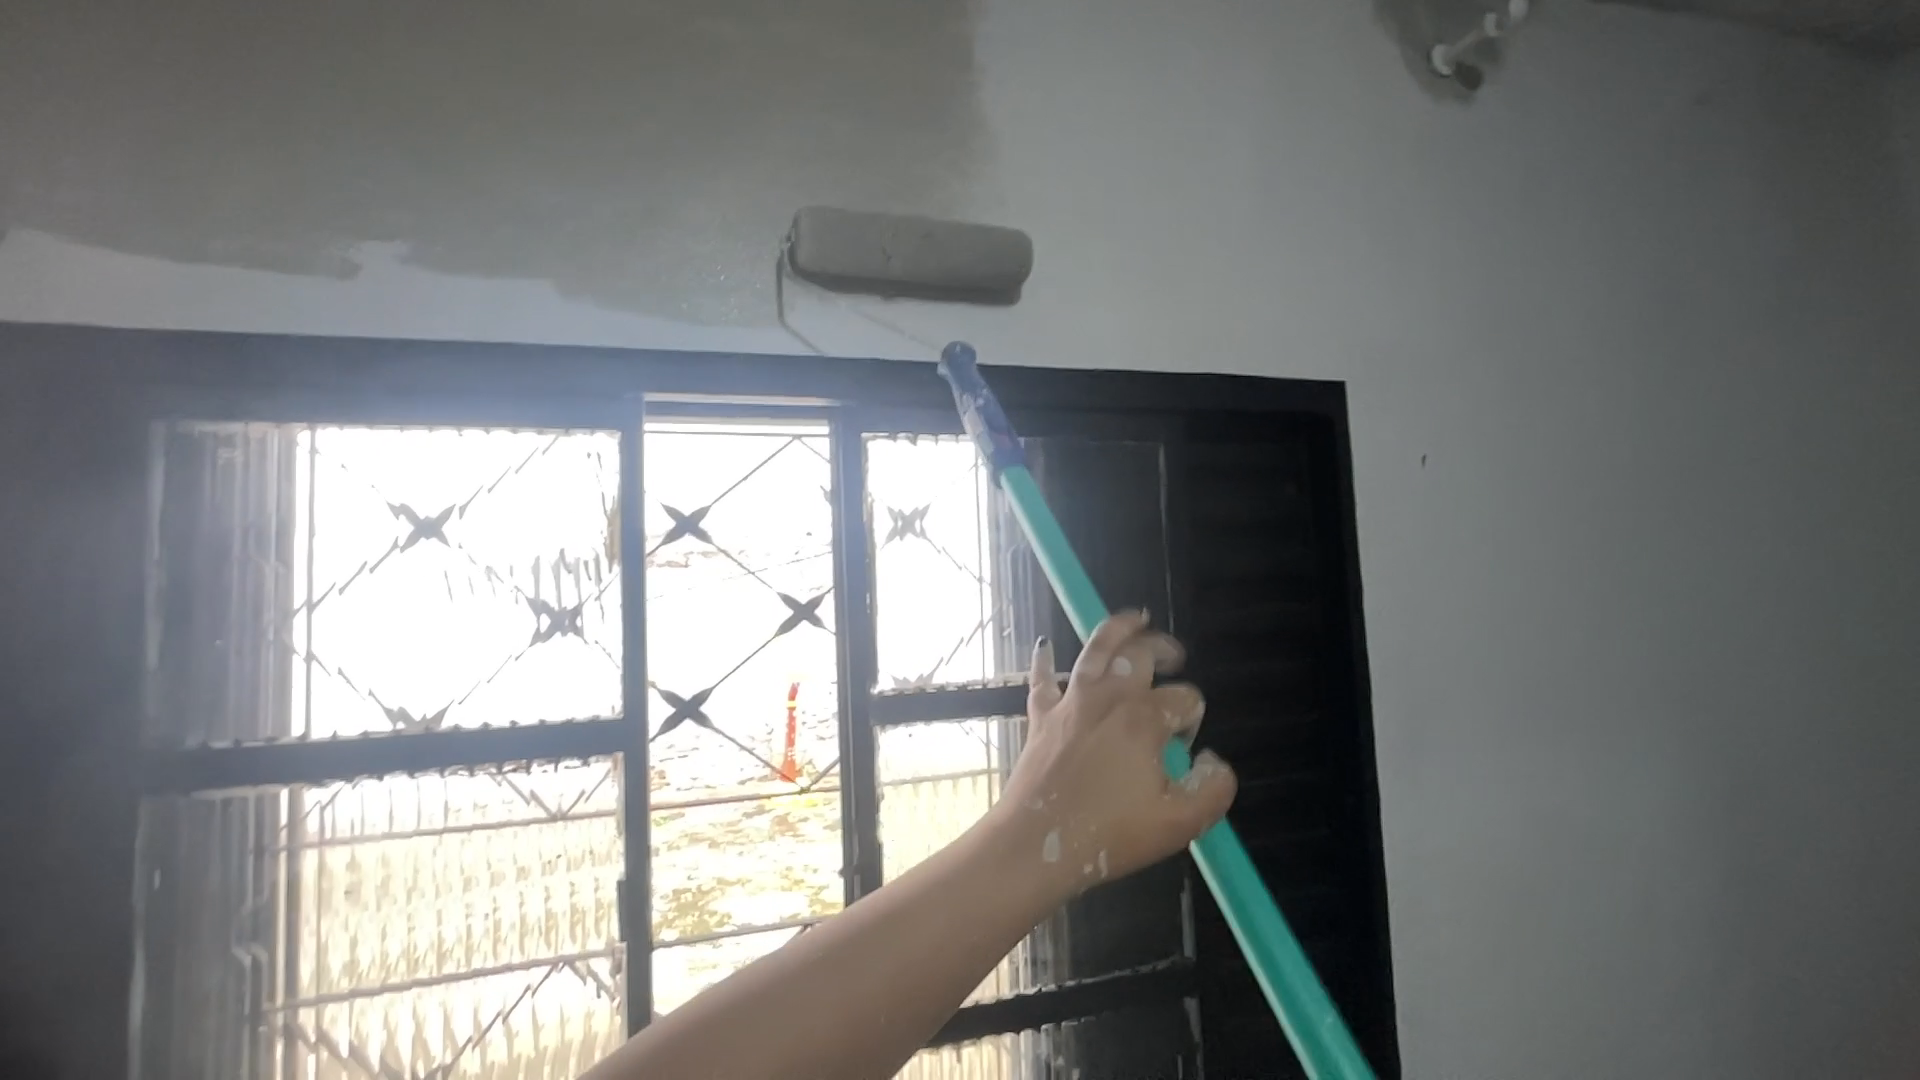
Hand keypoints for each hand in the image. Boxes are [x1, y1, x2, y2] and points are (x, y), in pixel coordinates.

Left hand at [986, 610, 1236, 905]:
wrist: (1037, 843)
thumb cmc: (1110, 834)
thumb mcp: (1180, 823)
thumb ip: (1213, 789)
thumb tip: (1214, 761)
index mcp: (1143, 720)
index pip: (1184, 699)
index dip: (1194, 716)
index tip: (1188, 743)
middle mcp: (1107, 698)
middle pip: (1141, 654)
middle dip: (1164, 649)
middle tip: (1175, 656)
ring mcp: (1070, 702)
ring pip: (1095, 649)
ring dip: (1118, 629)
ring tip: (1135, 619)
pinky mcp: (1042, 716)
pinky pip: (1042, 678)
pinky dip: (1044, 660)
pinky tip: (1045, 645)